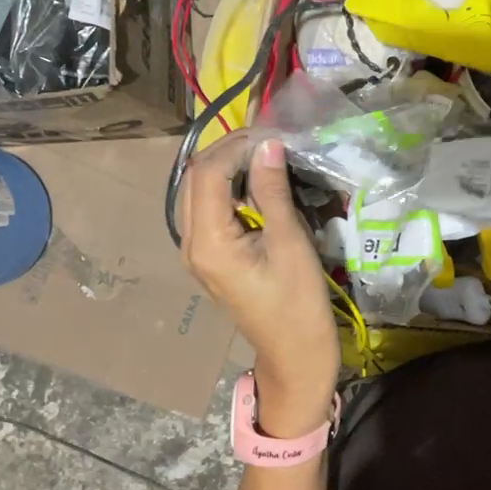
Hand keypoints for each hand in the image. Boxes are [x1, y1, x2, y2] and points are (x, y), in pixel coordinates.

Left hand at [180, 133, 340, 433]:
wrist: (295, 354)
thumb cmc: (298, 303)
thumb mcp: (290, 243)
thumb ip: (273, 191)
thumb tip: (268, 144)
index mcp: (208, 242)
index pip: (209, 173)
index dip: (237, 145)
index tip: (273, 135)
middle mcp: (191, 244)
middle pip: (195, 178)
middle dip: (228, 151)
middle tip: (269, 141)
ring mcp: (197, 252)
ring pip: (198, 192)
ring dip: (226, 167)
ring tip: (264, 156)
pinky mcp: (209, 257)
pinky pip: (208, 210)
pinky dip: (227, 189)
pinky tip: (255, 185)